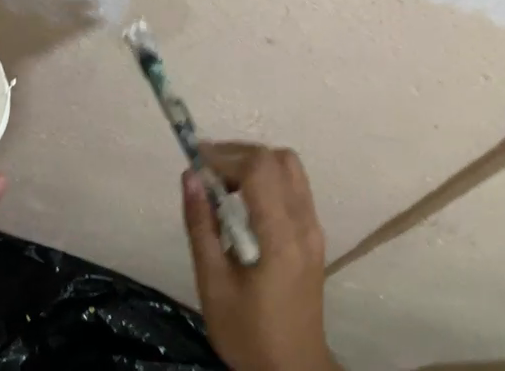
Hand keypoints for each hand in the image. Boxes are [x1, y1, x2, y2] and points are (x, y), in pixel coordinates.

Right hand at [182, 143, 339, 370]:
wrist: (293, 370)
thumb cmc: (248, 334)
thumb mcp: (213, 284)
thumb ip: (201, 226)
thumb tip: (190, 176)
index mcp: (281, 237)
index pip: (259, 168)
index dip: (225, 156)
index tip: (194, 161)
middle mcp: (304, 225)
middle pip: (278, 159)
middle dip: (238, 155)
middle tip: (207, 173)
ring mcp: (313, 230)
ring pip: (289, 169)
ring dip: (254, 165)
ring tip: (223, 186)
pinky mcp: (313, 237)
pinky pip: (293, 188)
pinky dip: (266, 181)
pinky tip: (242, 204)